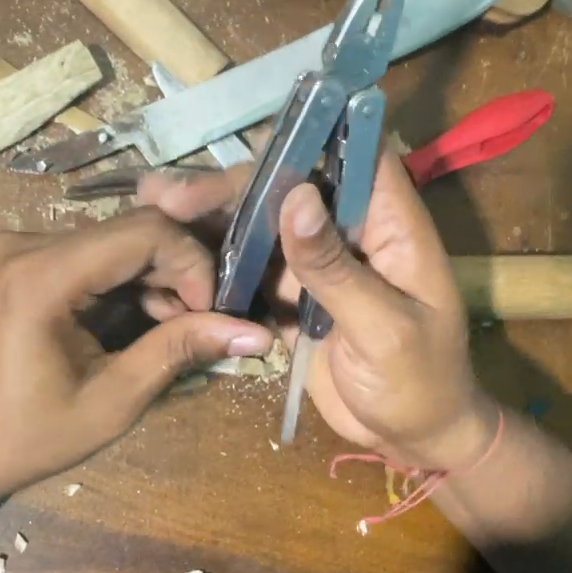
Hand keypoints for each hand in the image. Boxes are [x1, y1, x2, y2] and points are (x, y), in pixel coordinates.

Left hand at [0, 207, 272, 504]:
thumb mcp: (111, 400)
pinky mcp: (3, 258)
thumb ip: (179, 352)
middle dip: (173, 272)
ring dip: (146, 276)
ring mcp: (5, 246)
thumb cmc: (23, 439)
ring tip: (164, 327)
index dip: (193, 263)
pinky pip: (77, 251)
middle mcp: (17, 243)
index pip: (144, 231)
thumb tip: (255, 333)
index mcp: (38, 276)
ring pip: (104, 239)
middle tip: (195, 324)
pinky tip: (126, 318)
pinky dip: (113, 279)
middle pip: (124, 230)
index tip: (210, 312)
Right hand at [139, 151, 495, 471]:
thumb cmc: (419, 384)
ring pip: (262, 229)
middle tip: (168, 193)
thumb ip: (336, 267)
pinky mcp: (292, 299)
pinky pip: (252, 273)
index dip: (313, 132)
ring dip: (213, 223)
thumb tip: (297, 197)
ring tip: (152, 212)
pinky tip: (173, 265)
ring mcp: (316, 268)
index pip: (358, 157)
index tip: (251, 134)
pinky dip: (216, 268)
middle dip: (232, 188)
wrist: (412, 440)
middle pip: (290, 190)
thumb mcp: (383, 327)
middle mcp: (349, 236)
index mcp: (390, 228)